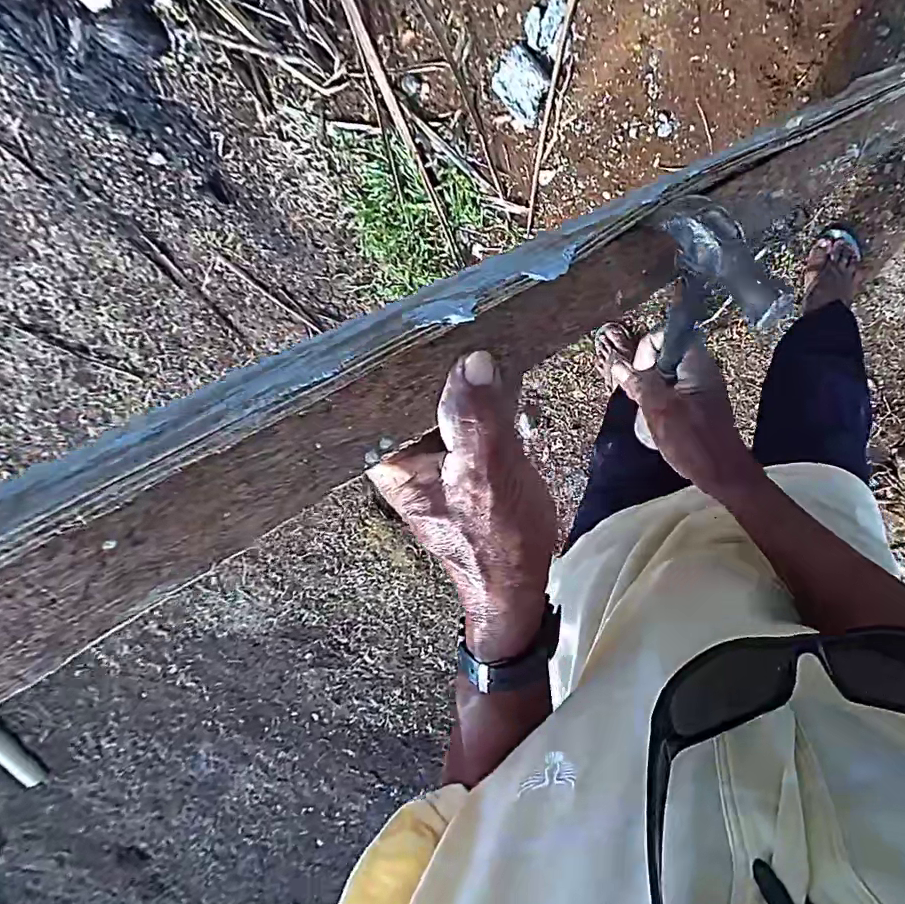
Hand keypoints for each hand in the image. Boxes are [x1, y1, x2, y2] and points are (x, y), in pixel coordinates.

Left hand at [368, 350, 558, 658]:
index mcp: (389, 455)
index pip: (386, 385)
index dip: (415, 350)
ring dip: (475, 377)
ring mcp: (433, 451)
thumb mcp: (487, 477)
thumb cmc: (497, 542)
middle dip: (451, 360)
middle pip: (420, 387)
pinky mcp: (462, 455)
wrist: (518, 584)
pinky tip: (508, 379)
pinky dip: (490, 397)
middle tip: (481, 326)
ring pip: (448, 397)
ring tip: (498, 342)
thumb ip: (477, 419)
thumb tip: (475, 360)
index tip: (443, 319)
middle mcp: (402, 449)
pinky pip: (471, 414)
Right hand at [607, 338, 764, 500]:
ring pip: (666, 377)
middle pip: (663, 356)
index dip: (646, 351)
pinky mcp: (700, 405)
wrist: (723, 473)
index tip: (640, 376)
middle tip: (642, 399)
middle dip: (645, 374)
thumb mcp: (658, 409)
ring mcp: (702, 388)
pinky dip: (662, 404)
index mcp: (696, 362)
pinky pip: (674, 394)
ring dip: (651, 392)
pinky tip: (659, 424)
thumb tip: (618, 366)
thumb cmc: (693, 441)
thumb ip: (638, 383)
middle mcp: (702, 369)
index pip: (664, 336)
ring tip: (649, 414)